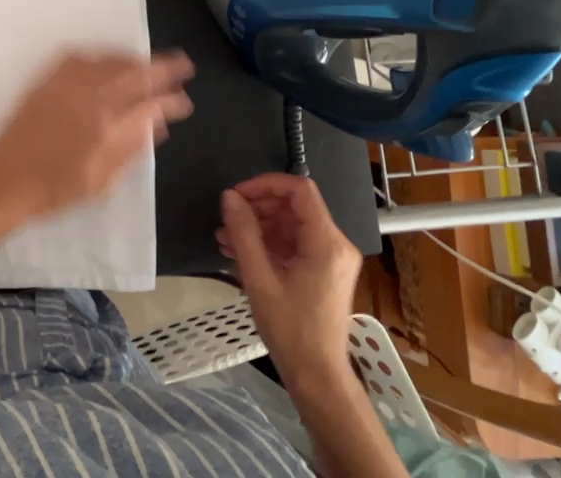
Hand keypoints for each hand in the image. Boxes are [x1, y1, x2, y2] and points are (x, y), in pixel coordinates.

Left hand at [0, 51, 193, 235]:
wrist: (5, 180)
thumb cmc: (56, 189)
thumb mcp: (104, 181)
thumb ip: (132, 149)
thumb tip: (156, 126)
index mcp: (110, 128)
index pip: (153, 105)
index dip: (173, 101)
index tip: (184, 102)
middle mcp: (93, 98)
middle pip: (137, 73)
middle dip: (164, 67)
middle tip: (183, 64)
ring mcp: (69, 85)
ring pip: (111, 61)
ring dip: (135, 59)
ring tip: (149, 62)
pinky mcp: (49, 79)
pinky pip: (80, 57)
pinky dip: (101, 56)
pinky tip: (108, 61)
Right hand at [218, 173, 363, 385]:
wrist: (317, 374)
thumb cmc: (290, 328)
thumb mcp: (259, 278)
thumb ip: (244, 232)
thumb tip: (229, 197)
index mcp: (326, 242)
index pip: (299, 190)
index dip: (264, 185)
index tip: (236, 196)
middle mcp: (336, 243)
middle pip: (294, 206)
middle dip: (257, 207)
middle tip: (226, 219)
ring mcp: (331, 258)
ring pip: (291, 224)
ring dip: (258, 226)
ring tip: (224, 237)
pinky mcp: (324, 270)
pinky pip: (295, 243)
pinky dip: (268, 243)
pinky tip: (238, 251)